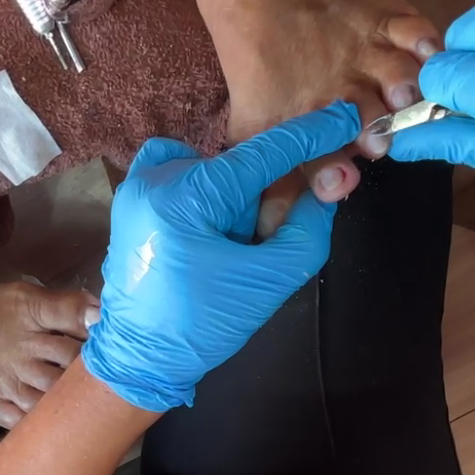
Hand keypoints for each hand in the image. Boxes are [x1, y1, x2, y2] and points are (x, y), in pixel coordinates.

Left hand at [82, 103, 360, 410]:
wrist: (142, 358)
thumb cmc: (204, 325)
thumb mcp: (270, 281)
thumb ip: (309, 228)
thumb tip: (331, 183)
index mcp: (185, 196)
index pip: (265, 154)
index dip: (310, 135)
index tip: (345, 116)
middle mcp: (155, 178)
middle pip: (239, 169)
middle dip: (258, 204)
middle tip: (250, 250)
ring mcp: (135, 187)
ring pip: (213, 172)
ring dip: (230, 203)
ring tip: (222, 252)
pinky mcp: (129, 200)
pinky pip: (179, 173)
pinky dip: (202, 193)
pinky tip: (204, 230)